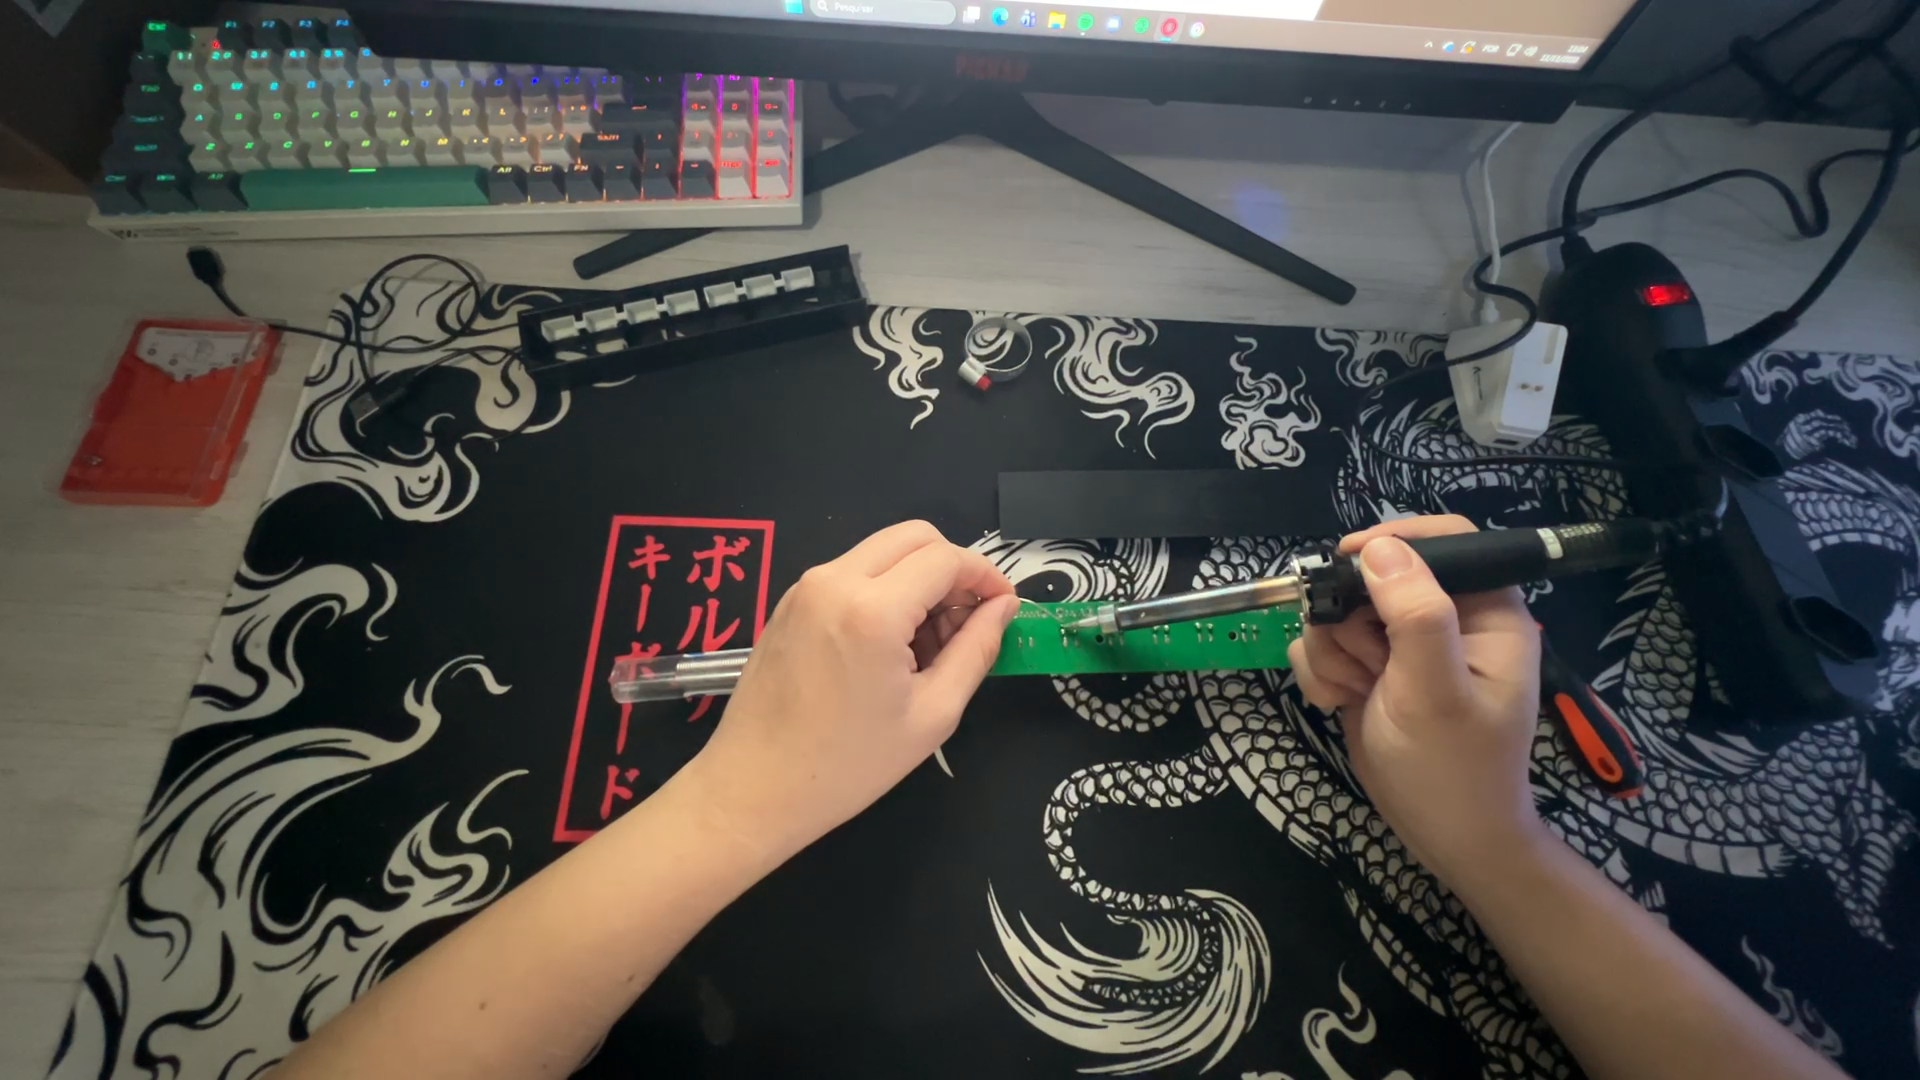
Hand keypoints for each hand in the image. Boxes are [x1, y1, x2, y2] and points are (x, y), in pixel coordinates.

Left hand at [677, 521, 1019, 863]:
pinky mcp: (790, 600)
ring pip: (883, 551)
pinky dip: (885, 588)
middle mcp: (834, 580)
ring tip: (929, 643)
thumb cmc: (848, 765)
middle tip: (967, 621)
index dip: (986, 575)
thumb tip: (1004, 607)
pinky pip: (853, 571)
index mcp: (872, 609)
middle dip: (953, 568)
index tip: (1004, 606)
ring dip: (919, 578)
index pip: (946, 558)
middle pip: (915, 537)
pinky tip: (889, 645)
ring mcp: (806, 586)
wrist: (753, 789)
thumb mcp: (932, 713)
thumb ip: (977, 649)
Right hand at [1285, 515, 1543, 886]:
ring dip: (1332, 652)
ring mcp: (1399, 644)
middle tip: (1365, 661)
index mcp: (1484, 612)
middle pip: (1370, 576)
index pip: (1445, 542)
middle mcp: (1441, 619)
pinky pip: (1320, 644)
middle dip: (1349, 618)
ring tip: (1359, 690)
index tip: (1343, 562)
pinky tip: (1343, 701)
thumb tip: (1379, 548)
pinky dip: (1321, 673)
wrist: (1439, 832)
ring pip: (1335, 611)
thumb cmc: (1453, 766)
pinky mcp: (1366, 666)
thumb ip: (1414, 616)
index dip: (1392, 541)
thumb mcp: (1435, 690)